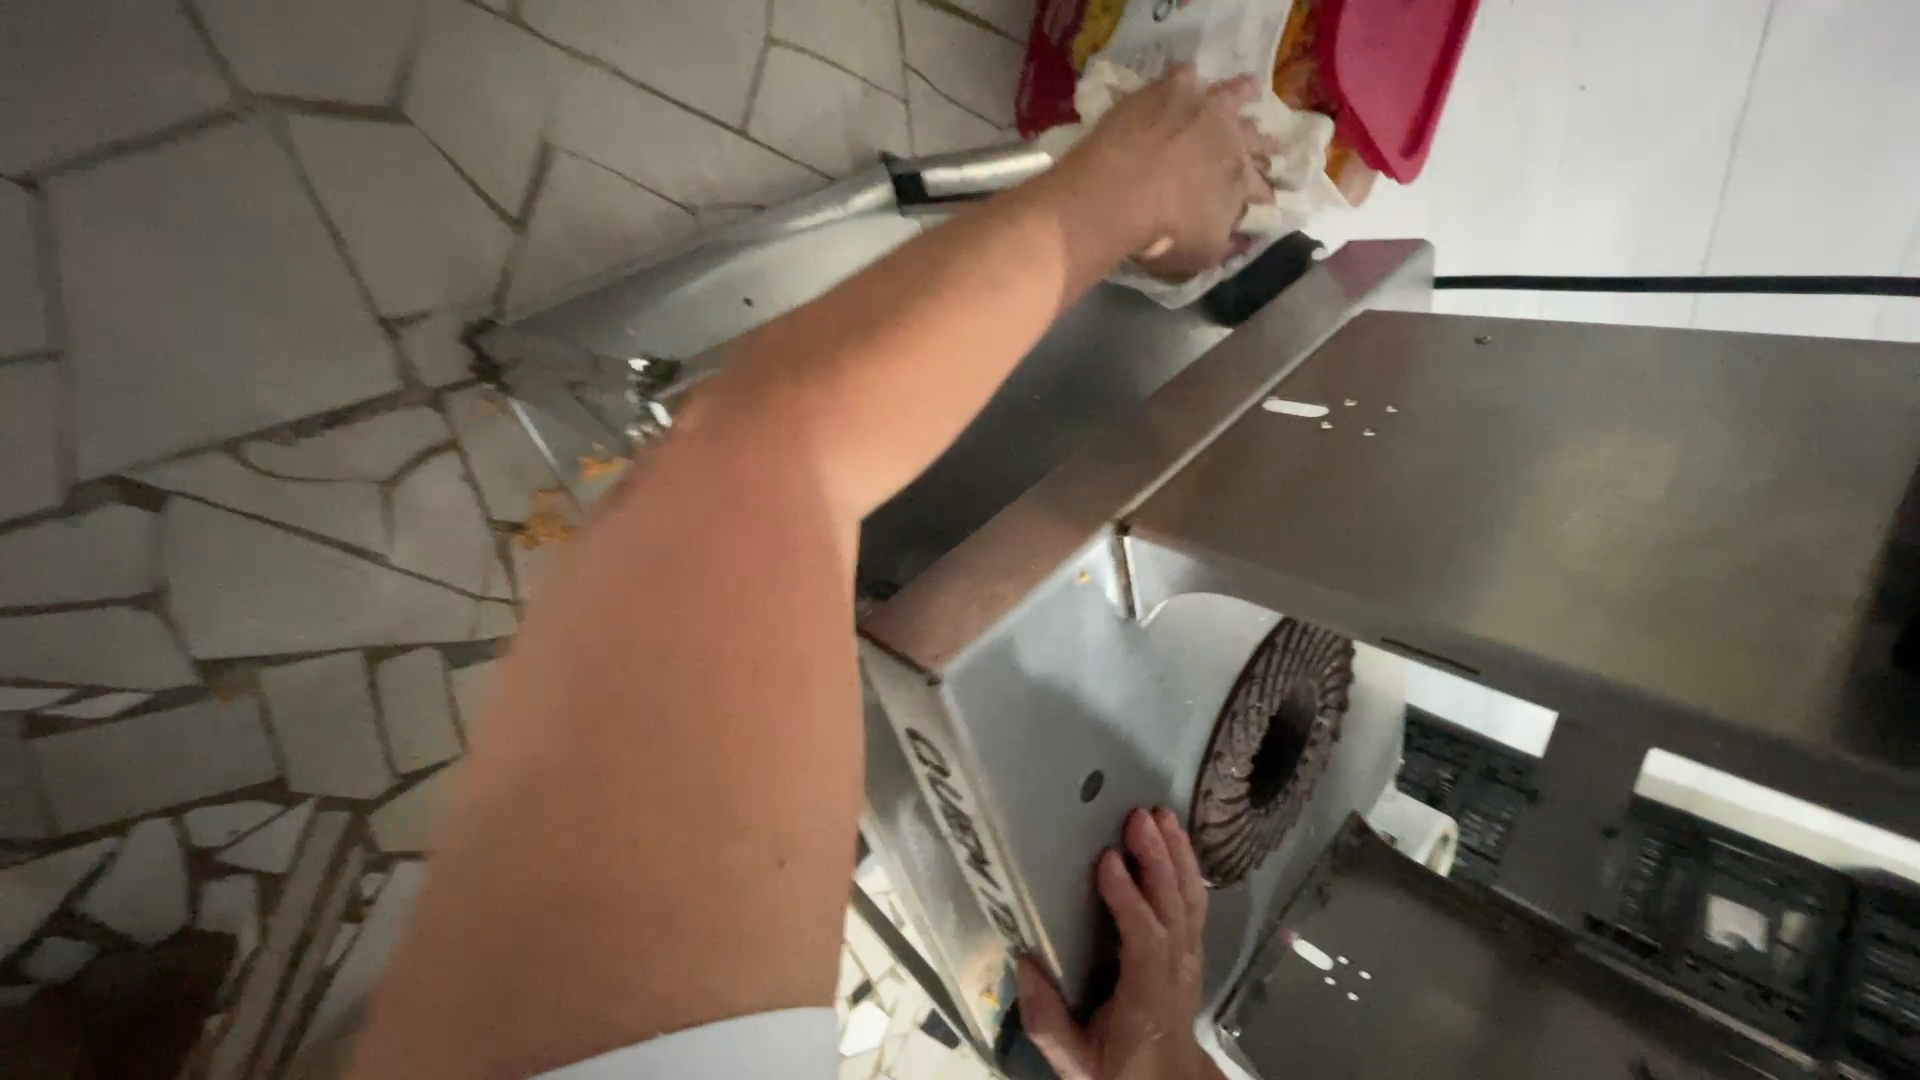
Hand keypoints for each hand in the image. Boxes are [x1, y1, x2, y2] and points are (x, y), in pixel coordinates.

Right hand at [1017, 807, 1218, 1079]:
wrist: (1165, 1078)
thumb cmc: (1117, 1065)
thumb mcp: (1076, 1059)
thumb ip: (1047, 1018)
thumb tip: (1025, 963)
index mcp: (1148, 997)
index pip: (1145, 941)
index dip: (1129, 899)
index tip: (1107, 859)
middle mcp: (1177, 971)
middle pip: (1174, 909)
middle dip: (1156, 860)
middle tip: (1137, 818)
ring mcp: (1191, 956)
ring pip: (1190, 899)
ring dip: (1177, 854)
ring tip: (1161, 815)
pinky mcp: (1192, 945)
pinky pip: (1195, 899)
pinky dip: (1187, 864)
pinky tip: (1175, 836)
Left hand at [1064, 67, 1278, 279]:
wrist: (1119, 194)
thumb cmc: (1162, 234)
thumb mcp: (1201, 254)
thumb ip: (1228, 246)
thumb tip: (1248, 239)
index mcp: (1239, 181)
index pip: (1261, 188)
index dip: (1265, 195)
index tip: (1266, 198)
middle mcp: (1230, 138)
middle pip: (1254, 140)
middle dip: (1264, 145)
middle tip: (1272, 146)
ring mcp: (1201, 108)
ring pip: (1232, 94)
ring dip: (1243, 93)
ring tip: (1251, 89)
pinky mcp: (1169, 90)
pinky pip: (1185, 75)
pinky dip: (1188, 77)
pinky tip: (1187, 76)